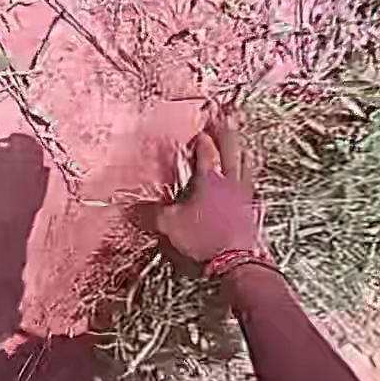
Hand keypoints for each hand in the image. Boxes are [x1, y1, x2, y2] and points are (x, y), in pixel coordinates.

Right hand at [155, 113, 262, 262]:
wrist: (237, 264)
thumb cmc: (202, 240)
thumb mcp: (168, 226)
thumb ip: (150, 213)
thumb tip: (128, 208)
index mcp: (209, 179)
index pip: (206, 152)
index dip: (200, 140)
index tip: (196, 131)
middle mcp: (230, 181)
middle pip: (232, 148)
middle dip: (226, 131)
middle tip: (226, 115)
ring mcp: (244, 195)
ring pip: (246, 162)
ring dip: (242, 148)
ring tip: (241, 140)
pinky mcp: (252, 210)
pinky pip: (251, 182)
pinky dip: (248, 172)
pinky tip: (246, 177)